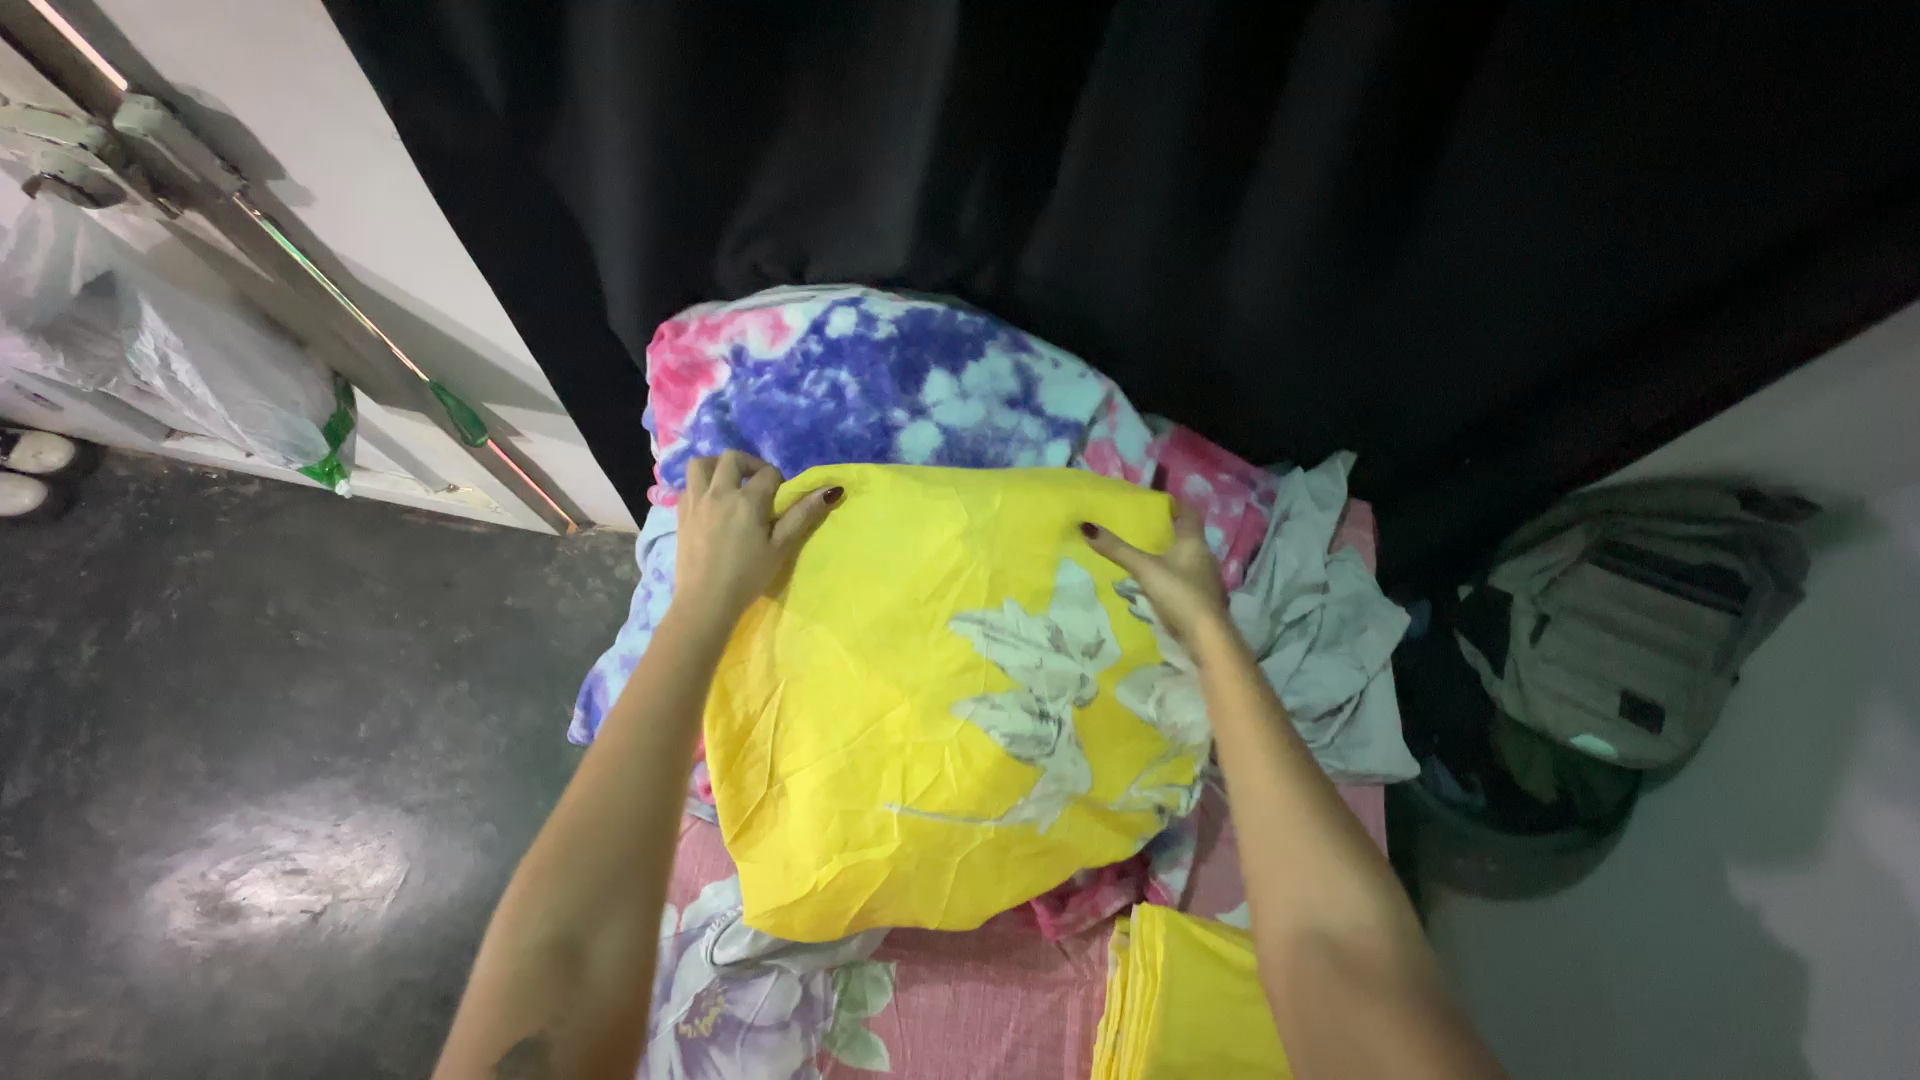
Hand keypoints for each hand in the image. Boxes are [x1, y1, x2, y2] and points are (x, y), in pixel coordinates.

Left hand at [673, 452, 841, 630]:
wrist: (706, 601)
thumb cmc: (748, 576)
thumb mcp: (781, 547)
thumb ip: (802, 515)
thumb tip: (831, 490)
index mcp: (747, 500)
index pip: (768, 473)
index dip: (779, 482)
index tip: (780, 501)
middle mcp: (718, 493)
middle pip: (732, 458)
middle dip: (750, 464)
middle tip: (758, 483)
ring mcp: (695, 502)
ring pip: (701, 464)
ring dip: (717, 466)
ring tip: (729, 483)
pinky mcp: (680, 514)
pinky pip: (687, 485)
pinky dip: (701, 485)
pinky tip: (711, 503)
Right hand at [1082, 504, 1232, 648]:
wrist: (1206, 637)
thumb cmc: (1179, 594)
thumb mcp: (1144, 569)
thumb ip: (1117, 550)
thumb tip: (1086, 527)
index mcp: (1195, 542)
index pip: (1190, 513)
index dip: (1176, 504)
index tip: (1159, 501)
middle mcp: (1205, 557)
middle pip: (1188, 537)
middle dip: (1169, 532)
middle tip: (1145, 529)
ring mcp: (1207, 580)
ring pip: (1187, 560)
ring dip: (1170, 557)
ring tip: (1147, 556)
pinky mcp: (1203, 600)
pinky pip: (1186, 580)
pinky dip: (1173, 578)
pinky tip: (1158, 586)